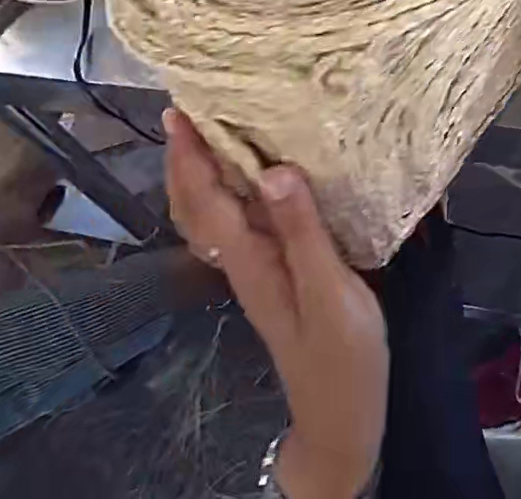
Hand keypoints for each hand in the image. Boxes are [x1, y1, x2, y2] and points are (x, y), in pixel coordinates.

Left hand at [163, 110, 386, 498]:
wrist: (341, 409)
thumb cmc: (340, 352)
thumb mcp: (329, 291)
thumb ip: (302, 232)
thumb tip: (273, 170)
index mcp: (250, 260)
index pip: (206, 200)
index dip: (189, 156)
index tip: (179, 112)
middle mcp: (242, 258)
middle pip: (196, 205)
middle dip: (185, 158)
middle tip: (189, 110)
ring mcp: (257, 265)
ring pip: (213, 212)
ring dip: (203, 171)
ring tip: (214, 131)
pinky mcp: (275, 268)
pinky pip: (240, 219)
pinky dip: (233, 189)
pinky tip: (258, 173)